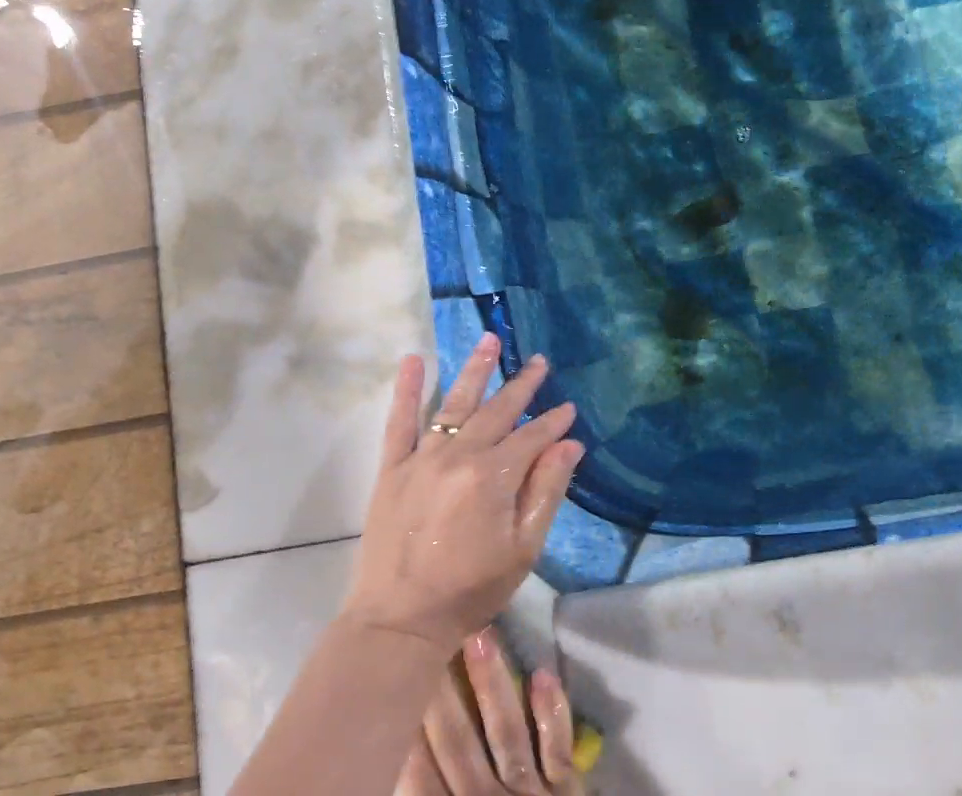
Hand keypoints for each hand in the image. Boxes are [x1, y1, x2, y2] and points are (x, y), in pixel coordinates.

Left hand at [342, 335, 583, 653]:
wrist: (400, 620)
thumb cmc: (470, 590)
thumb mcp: (523, 548)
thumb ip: (546, 491)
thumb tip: (570, 444)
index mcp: (492, 477)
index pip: (532, 438)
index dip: (554, 423)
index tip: (570, 409)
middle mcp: (457, 457)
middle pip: (497, 412)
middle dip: (522, 386)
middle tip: (539, 362)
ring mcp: (420, 460)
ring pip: (454, 405)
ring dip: (474, 371)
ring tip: (490, 340)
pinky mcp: (391, 470)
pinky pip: (399, 422)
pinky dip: (407, 390)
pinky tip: (415, 360)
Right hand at [397, 627, 584, 794]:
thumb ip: (425, 789)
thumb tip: (394, 766)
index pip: (416, 776)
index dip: (403, 728)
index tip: (392, 674)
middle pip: (457, 745)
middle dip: (441, 692)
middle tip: (428, 635)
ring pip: (506, 735)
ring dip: (492, 685)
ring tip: (481, 635)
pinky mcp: (566, 792)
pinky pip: (557, 750)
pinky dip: (551, 713)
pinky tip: (542, 674)